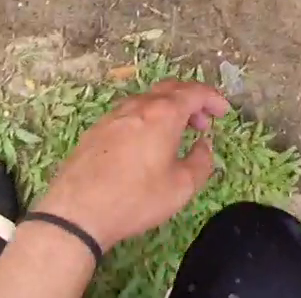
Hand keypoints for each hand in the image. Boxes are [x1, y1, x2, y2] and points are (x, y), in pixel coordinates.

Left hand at [29, 80, 228, 251]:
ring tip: (176, 134)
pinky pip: (131, 112)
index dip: (213, 98)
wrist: (77, 211)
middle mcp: (140, 105)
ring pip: (149, 99)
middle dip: (192, 101)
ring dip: (169, 109)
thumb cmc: (135, 198)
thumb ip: (201, 163)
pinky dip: (148, 118)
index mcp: (164, 113)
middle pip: (172, 89)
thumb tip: (204, 146)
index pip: (195, 92)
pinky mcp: (98, 128)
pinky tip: (146, 143)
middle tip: (202, 122)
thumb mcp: (180, 188)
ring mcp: (116, 114)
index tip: (223, 111)